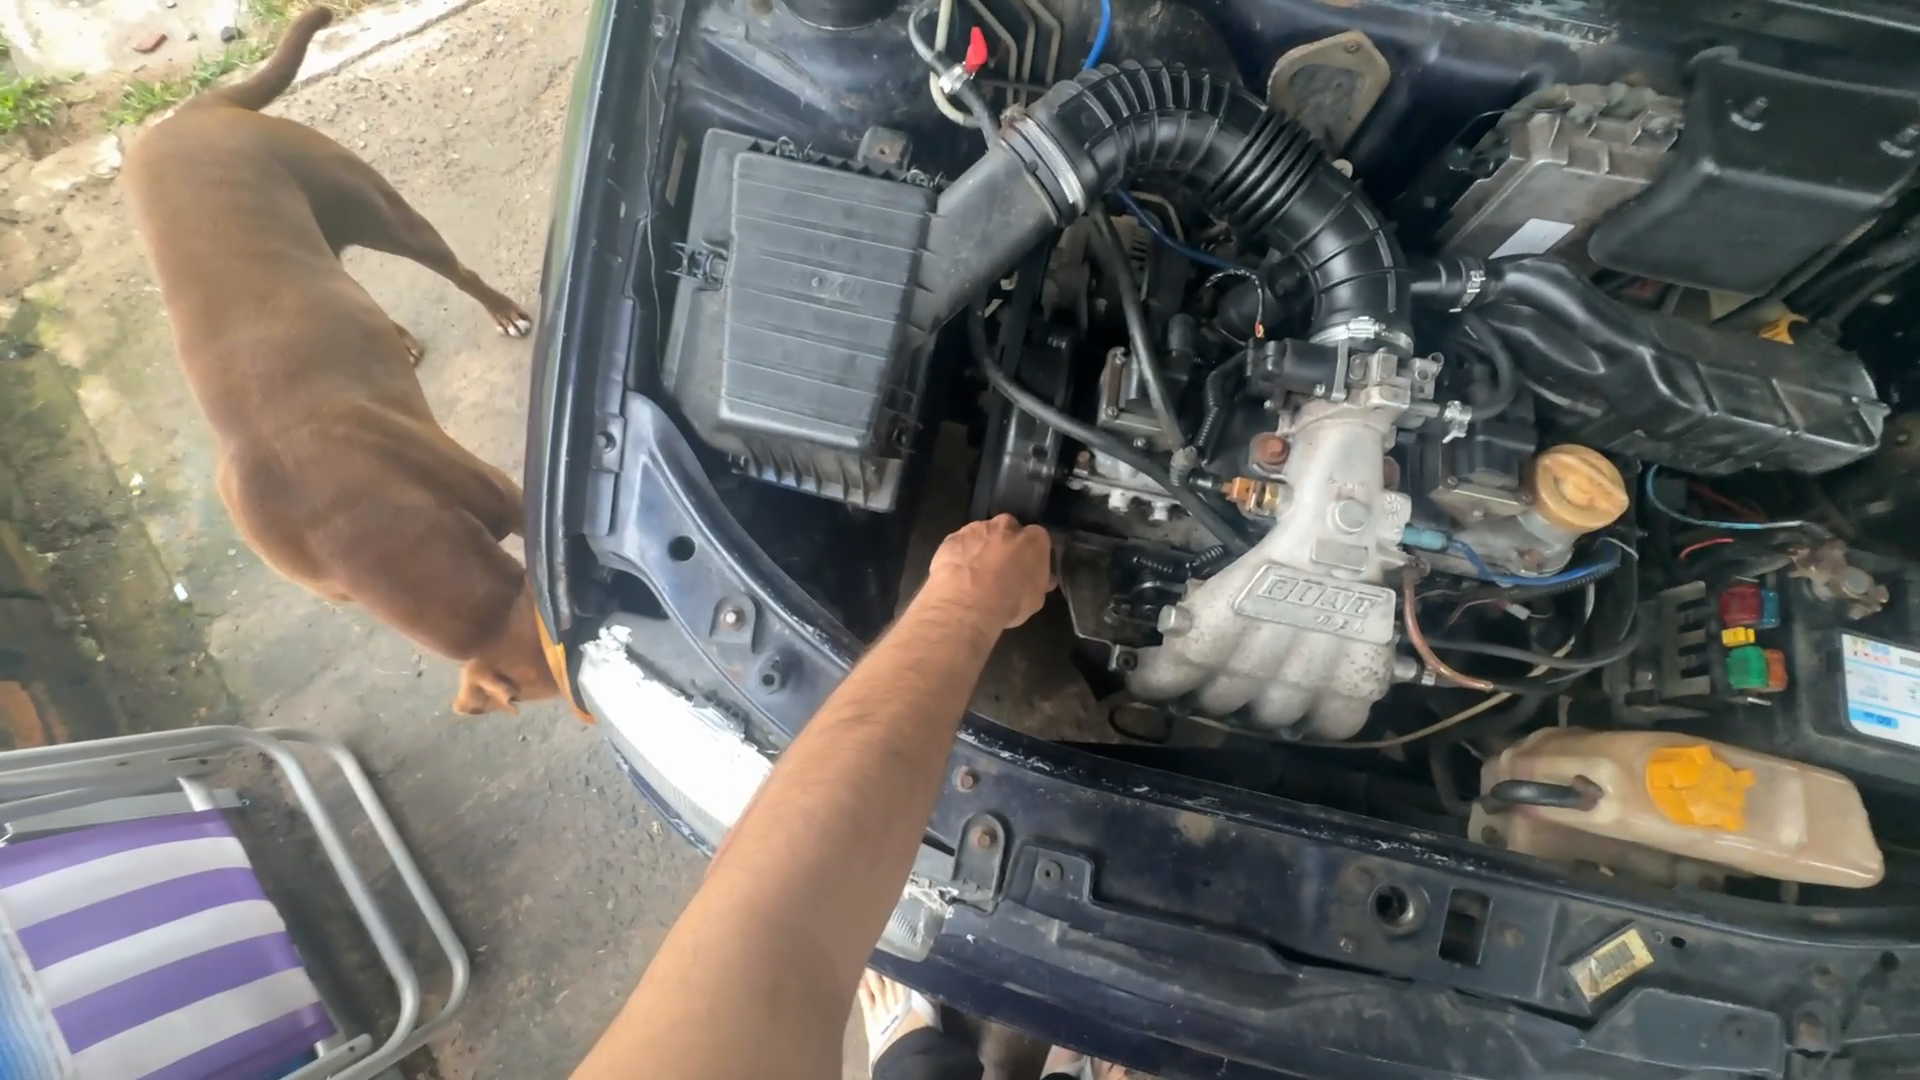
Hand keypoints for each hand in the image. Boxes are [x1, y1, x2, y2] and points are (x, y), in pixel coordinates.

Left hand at [923, 515, 1053, 628]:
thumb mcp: (1035, 599)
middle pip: (1008, 528)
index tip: (1027, 565)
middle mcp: (1005, 527)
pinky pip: (960, 543)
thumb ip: (1039, 582)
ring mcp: (976, 529)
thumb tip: (1044, 579)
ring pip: (982, 533)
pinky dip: (960, 553)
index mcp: (1033, 540)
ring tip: (975, 572)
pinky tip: (958, 572)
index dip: (1031, 551)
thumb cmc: (1008, 604)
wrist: (965, 606)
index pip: (1038, 537)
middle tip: (1001, 566)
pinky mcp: (952, 538)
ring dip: (981, 547)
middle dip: (1006, 543)